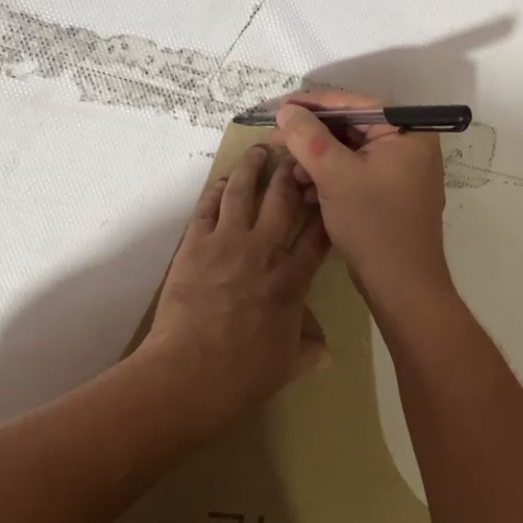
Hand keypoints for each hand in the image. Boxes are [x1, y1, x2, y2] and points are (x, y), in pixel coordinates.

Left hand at [142, 144, 331, 422]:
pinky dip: (217, 190)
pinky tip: (223, 181)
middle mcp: (265, 251)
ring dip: (254, 167)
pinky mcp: (195, 245)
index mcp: (293, 280)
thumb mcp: (289, 364)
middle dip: (293, 172)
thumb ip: (309, 350)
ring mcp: (227, 243)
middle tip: (297, 153)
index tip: (329, 190)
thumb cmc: (245, 373)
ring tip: (261, 150)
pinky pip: (208, 207)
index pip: (318, 234)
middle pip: (284, 199)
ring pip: (244, 192)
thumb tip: (327, 352)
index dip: (325, 209)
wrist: (192, 371)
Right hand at [272, 91, 450, 303]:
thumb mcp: (335, 176)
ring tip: (289, 169)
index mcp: (407, 133)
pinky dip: (329, 177)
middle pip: (352, 127)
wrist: (401, 285)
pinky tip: (305, 189)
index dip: (314, 104)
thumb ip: (309, 138)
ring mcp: (400, 172)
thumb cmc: (373, 225)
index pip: (355, 104)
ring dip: (317, 158)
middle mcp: (409, 146)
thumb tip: (286, 111)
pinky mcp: (389, 195)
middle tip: (276, 139)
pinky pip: (354, 174)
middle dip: (312, 135)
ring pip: (350, 152)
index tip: (280, 108)